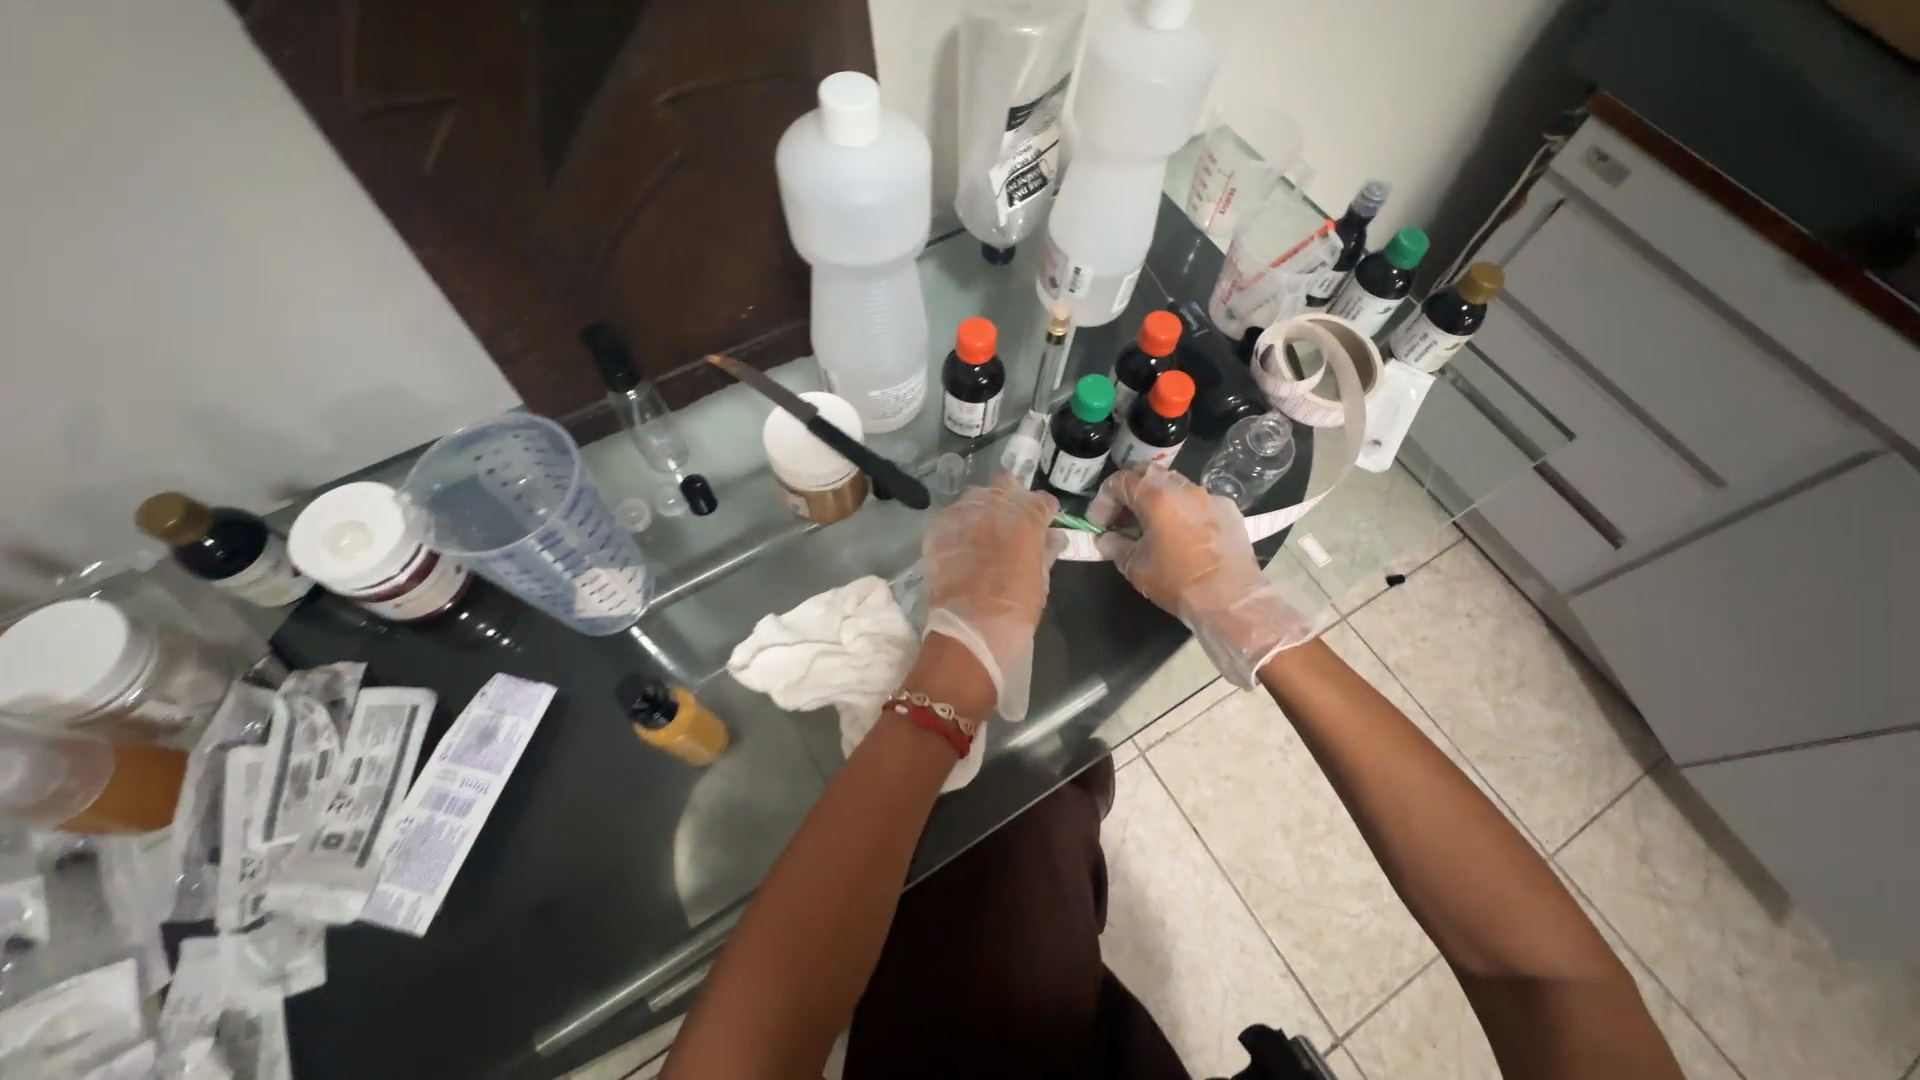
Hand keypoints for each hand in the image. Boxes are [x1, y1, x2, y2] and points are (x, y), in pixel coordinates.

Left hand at [921, 474, 1062, 720]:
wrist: (970, 630)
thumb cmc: (1015, 610)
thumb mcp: (1041, 581)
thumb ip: (1045, 553)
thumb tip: (1052, 540)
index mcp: (1027, 521)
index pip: (1042, 501)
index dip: (1044, 511)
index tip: (1044, 522)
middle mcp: (994, 509)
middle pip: (1005, 486)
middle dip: (1011, 498)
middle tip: (1011, 519)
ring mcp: (962, 517)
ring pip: (975, 497)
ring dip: (982, 508)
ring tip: (983, 529)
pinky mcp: (938, 530)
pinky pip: (950, 517)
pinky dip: (958, 526)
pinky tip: (961, 543)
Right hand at [1089, 465, 1320, 686]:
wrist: (1230, 600)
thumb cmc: (1177, 582)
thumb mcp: (1135, 567)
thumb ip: (1115, 546)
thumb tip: (1107, 539)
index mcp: (1157, 498)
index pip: (1121, 481)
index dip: (1104, 499)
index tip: (1100, 523)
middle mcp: (1184, 488)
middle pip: (1148, 474)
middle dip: (1130, 491)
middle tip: (1122, 517)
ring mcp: (1209, 497)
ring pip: (1175, 484)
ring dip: (1157, 499)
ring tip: (1151, 526)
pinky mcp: (1229, 510)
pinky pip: (1198, 501)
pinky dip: (1182, 510)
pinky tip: (1182, 535)